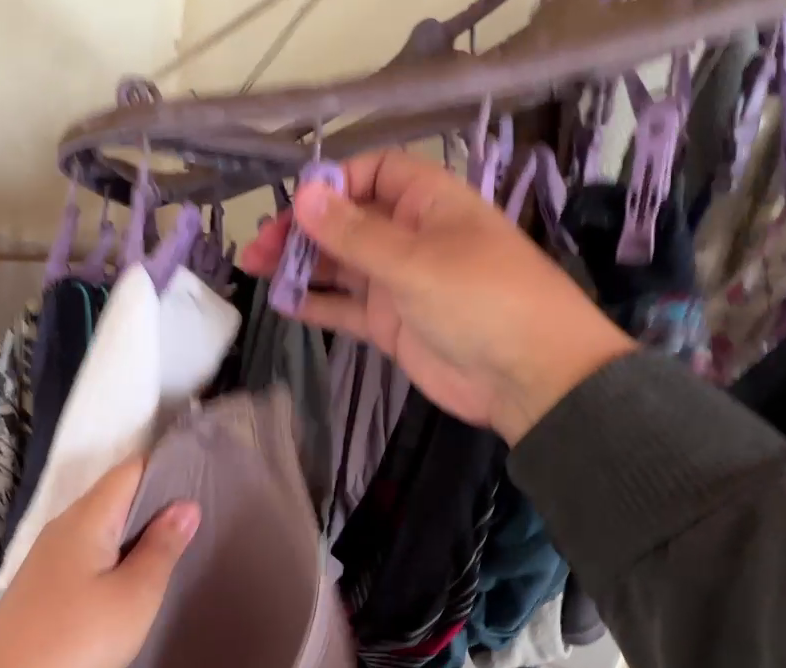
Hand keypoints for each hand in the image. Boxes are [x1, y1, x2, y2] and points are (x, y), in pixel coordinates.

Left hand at [0, 461, 198, 667]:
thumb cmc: (81, 639)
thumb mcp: (135, 596)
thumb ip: (162, 547)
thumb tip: (185, 506)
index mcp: (85, 519)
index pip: (130, 470)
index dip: (165, 470)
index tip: (201, 484)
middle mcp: (62, 526)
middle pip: (114, 496)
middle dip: (154, 502)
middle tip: (196, 523)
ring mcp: (48, 555)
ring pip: (100, 526)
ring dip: (134, 532)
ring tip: (172, 550)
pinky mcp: (43, 583)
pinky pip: (86, 551)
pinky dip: (113, 554)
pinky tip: (131, 577)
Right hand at [239, 148, 636, 441]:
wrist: (527, 376)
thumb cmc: (481, 300)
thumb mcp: (414, 262)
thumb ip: (355, 234)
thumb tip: (303, 194)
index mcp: (430, 203)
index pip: (374, 174)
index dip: (333, 185)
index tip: (294, 207)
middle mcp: (412, 237)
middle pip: (348, 222)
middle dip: (304, 231)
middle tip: (258, 250)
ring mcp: (401, 284)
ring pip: (342, 267)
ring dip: (303, 267)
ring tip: (258, 272)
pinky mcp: (393, 325)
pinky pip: (347, 308)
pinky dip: (318, 305)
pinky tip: (285, 304)